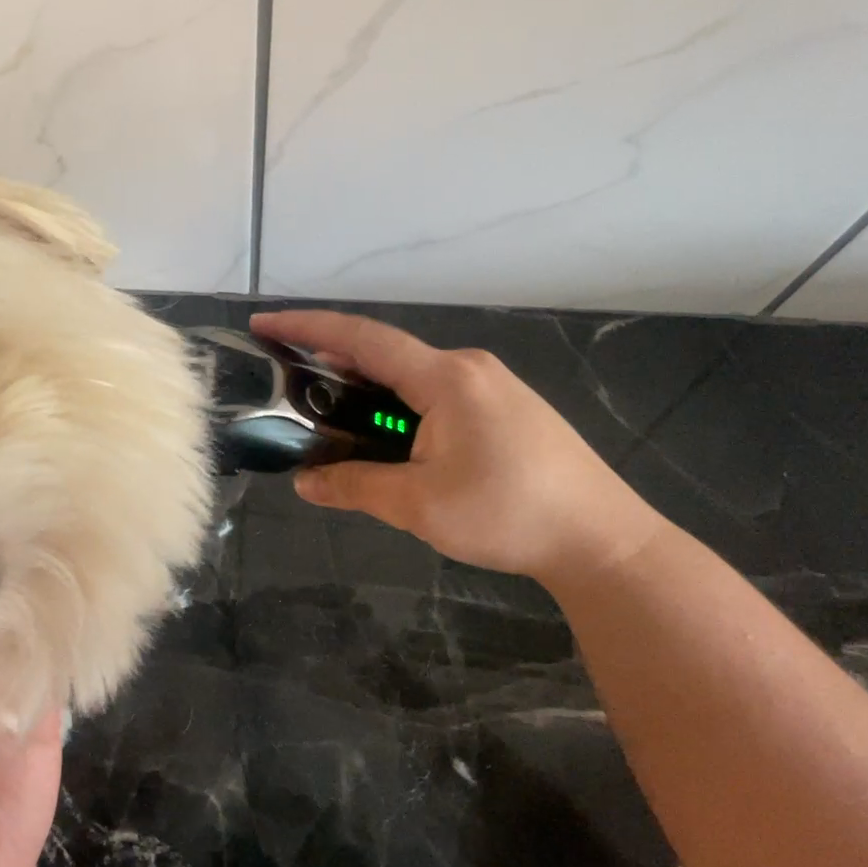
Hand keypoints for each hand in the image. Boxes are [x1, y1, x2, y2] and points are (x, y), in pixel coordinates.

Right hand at [251, 310, 661, 584]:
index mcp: (446, 378)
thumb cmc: (510, 514)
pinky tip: (380, 429)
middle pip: (384, 352)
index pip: (362, 339)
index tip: (263, 325)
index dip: (307, 328)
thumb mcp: (419, 505)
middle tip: (283, 375)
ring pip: (409, 374)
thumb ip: (355, 485)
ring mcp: (491, 386)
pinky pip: (433, 391)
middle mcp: (468, 368)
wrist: (604, 541)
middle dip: (329, 358)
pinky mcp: (504, 409)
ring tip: (321, 406)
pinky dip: (394, 401)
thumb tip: (305, 482)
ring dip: (363, 384)